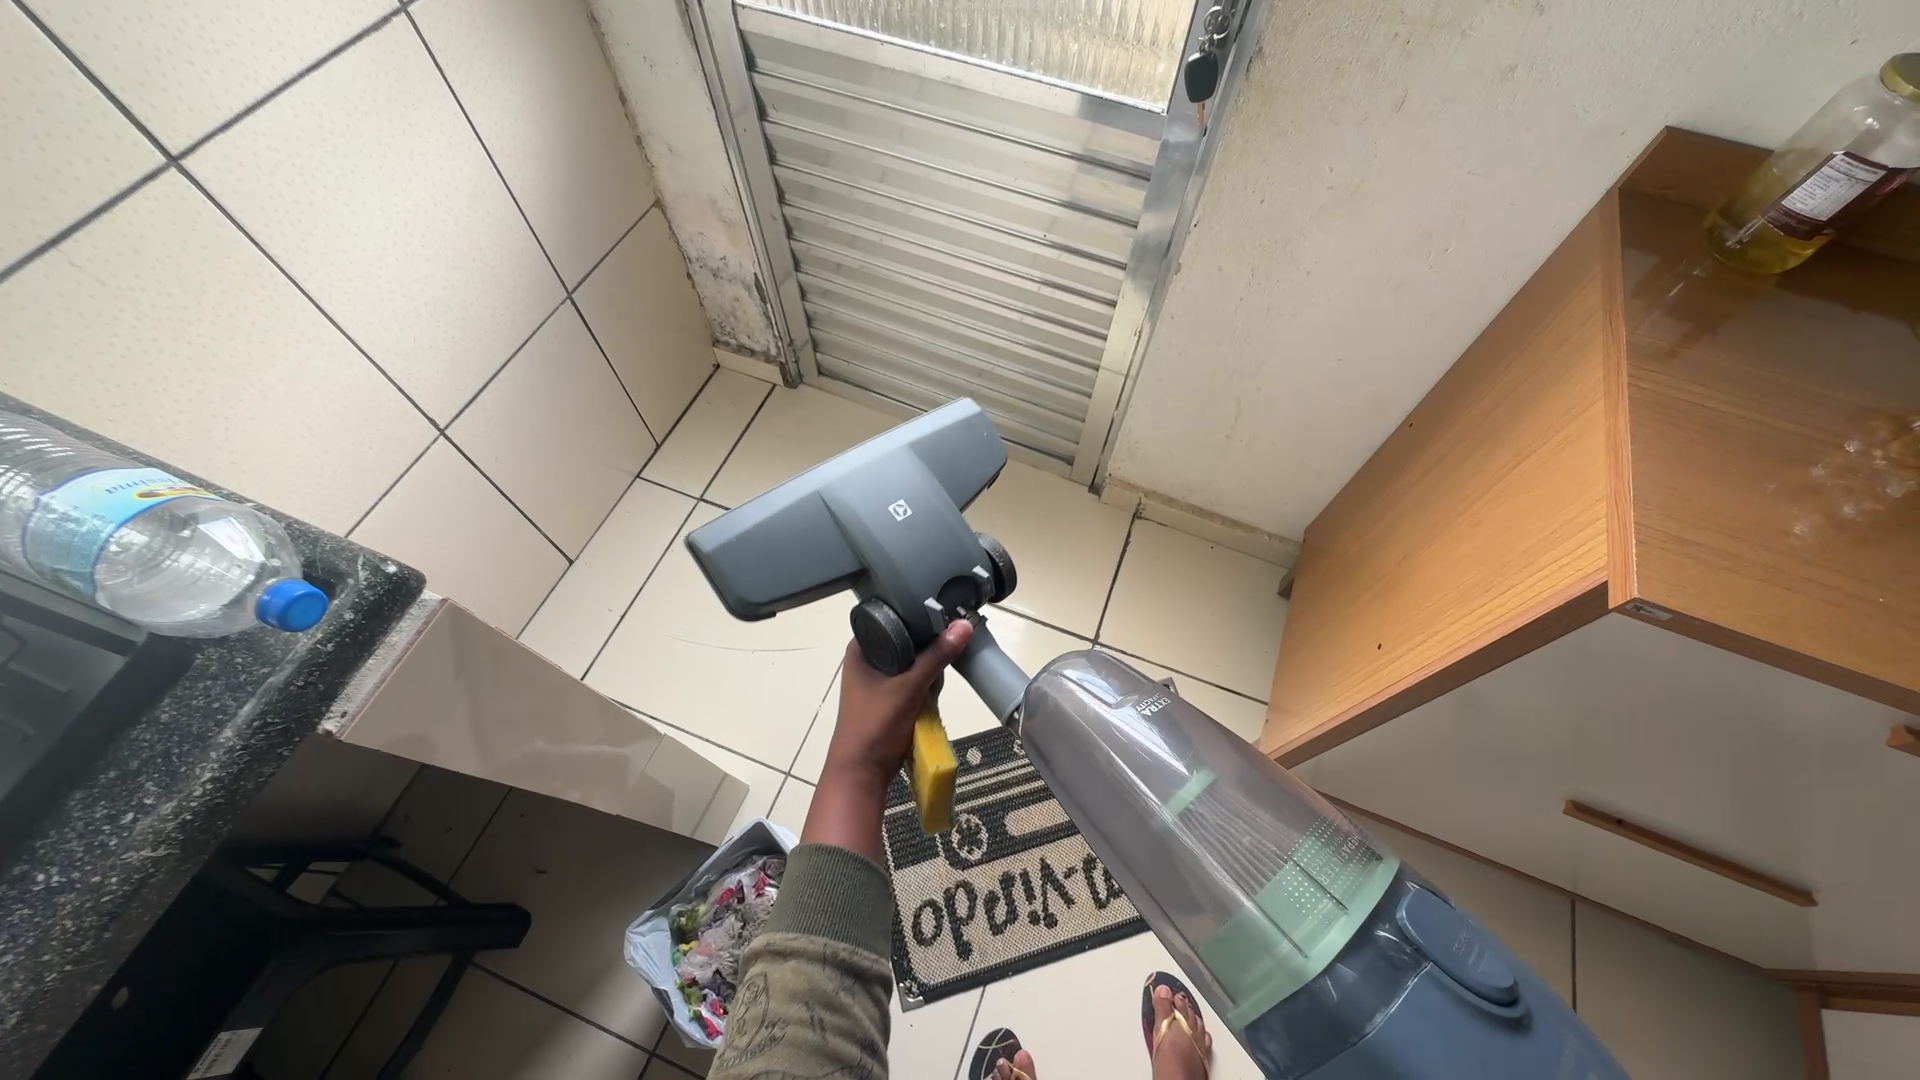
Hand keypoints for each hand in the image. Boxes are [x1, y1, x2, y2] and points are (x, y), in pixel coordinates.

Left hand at [822, 618, 973, 789]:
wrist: (863, 772)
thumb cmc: (875, 725)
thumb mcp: (909, 687)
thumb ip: (937, 656)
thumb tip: (964, 625)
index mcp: (861, 647)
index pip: (895, 617)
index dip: (920, 619)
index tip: (944, 624)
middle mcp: (868, 658)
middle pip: (910, 641)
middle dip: (929, 655)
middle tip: (933, 670)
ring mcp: (878, 678)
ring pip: (916, 662)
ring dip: (929, 675)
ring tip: (928, 690)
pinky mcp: (889, 695)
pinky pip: (915, 681)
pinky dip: (925, 689)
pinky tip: (928, 700)